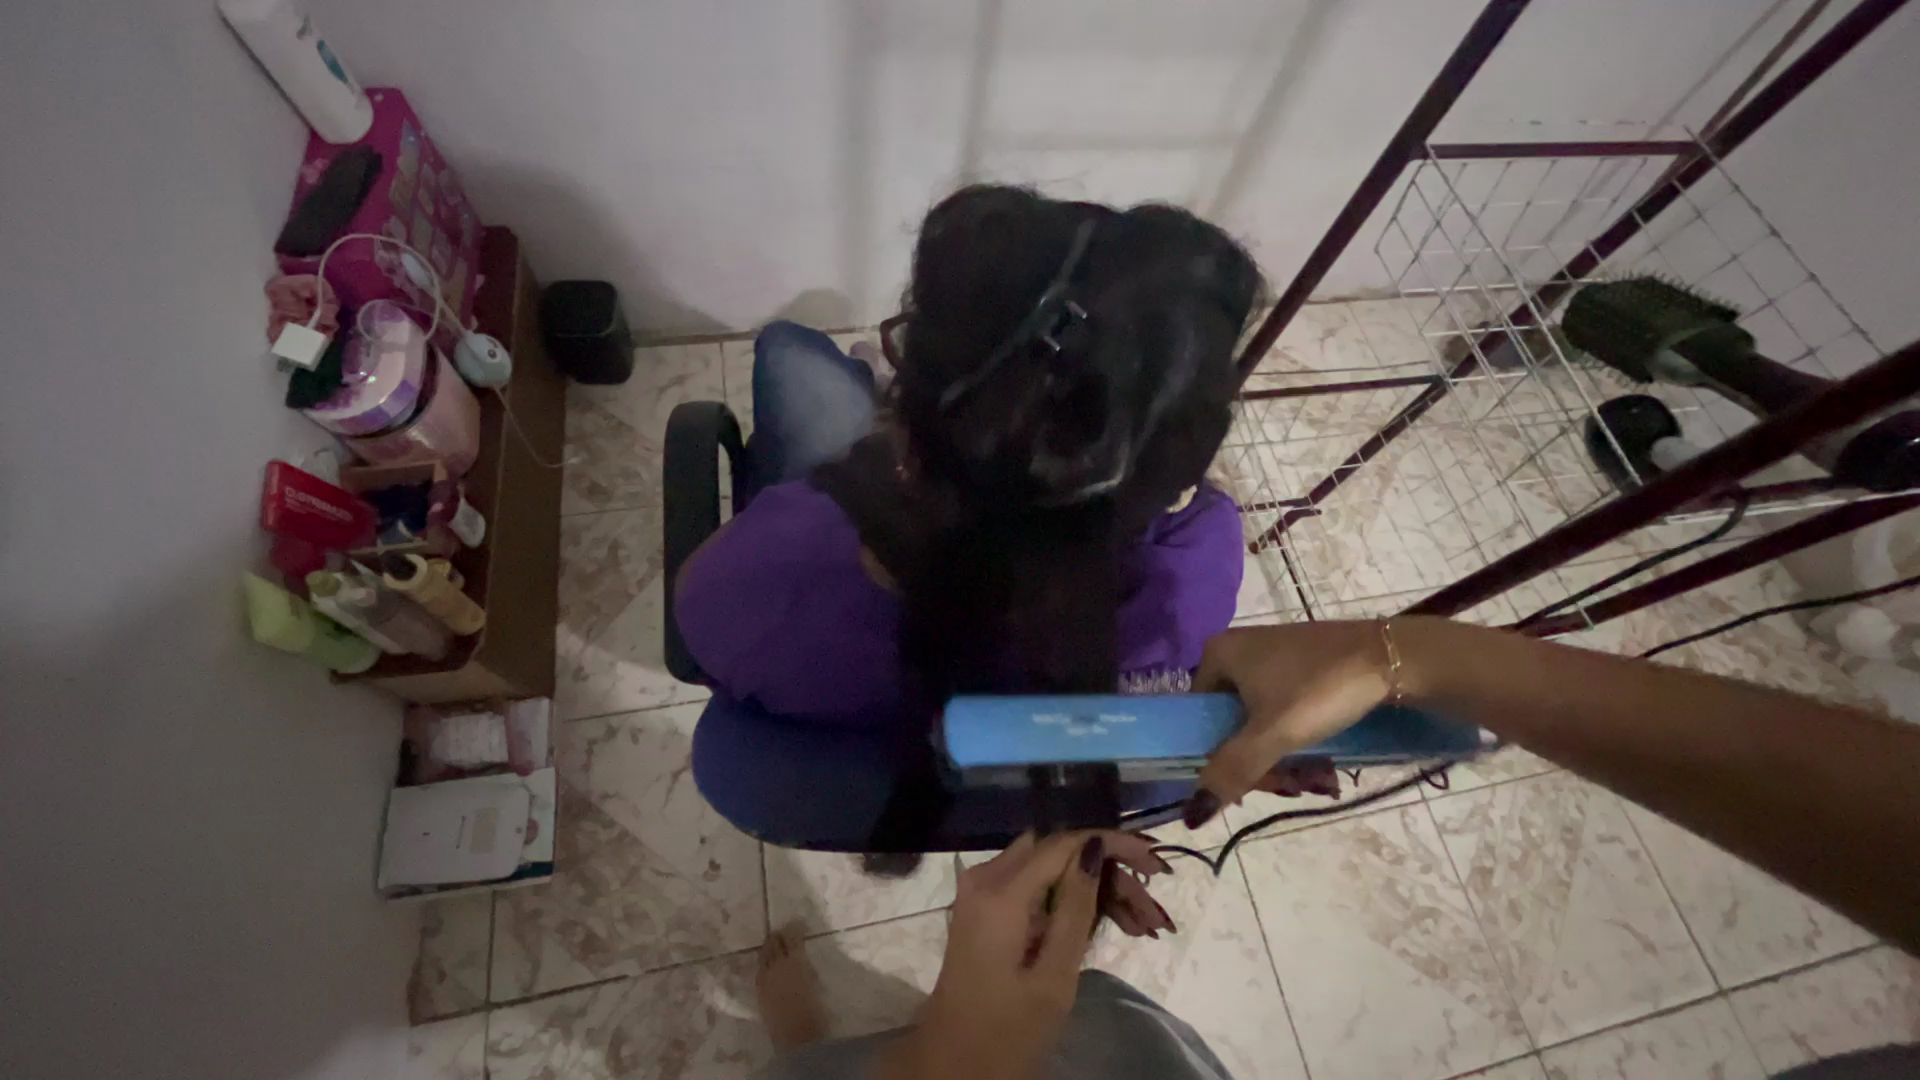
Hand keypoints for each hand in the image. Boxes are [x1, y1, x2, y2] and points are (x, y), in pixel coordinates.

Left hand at [881, 830, 1164, 1078]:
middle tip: (1150, 911)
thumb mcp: (1053, 978)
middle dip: (1108, 870)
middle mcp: (986, 875)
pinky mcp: (984, 904)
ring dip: (1092, 885)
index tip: (1154, 863)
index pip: (1064, 843)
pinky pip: (1033, 882)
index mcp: (1001, 892)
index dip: (1111, 844)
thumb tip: (1094, 847)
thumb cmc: (1006, 1031)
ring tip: (1140, 924)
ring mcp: (981, 887)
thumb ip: (1075, 909)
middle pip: (1058, 850)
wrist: (950, 1061)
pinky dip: (1068, 896)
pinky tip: (1106, 922)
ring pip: (1048, 864)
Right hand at [1184, 621, 1396, 827]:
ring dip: (1286, 756)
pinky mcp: (1303, 662)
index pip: (1199, 714)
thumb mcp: (1273, 734)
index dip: (1218, 755)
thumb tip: (1191, 814)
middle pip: (1233, 721)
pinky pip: (1286, 706)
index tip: (1249, 783)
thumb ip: (1232, 771)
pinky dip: (1300, 735)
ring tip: (1318, 780)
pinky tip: (1324, 761)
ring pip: (1263, 718)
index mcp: (1217, 653)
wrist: (1393, 658)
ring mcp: (1273, 654)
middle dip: (1262, 760)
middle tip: (1293, 786)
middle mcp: (1238, 648)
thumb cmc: (1320, 689)